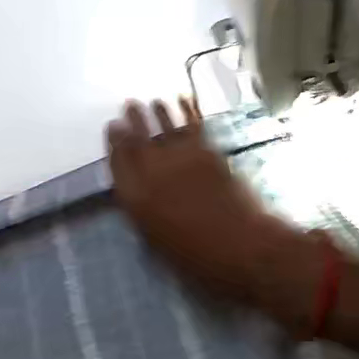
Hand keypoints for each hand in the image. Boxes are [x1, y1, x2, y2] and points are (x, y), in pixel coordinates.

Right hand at [105, 99, 314, 327]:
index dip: (114, 144)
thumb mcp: (160, 246)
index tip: (112, 128)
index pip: (118, 163)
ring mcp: (180, 158)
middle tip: (129, 105)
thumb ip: (145, 215)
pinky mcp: (207, 151)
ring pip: (162, 126)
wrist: (246, 249)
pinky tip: (183, 98)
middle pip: (136, 139)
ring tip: (153, 101)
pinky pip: (192, 123)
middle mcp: (152, 172)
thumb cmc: (202, 261)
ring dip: (156, 112)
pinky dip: (187, 109)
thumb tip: (140, 194)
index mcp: (137, 200)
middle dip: (131, 121)